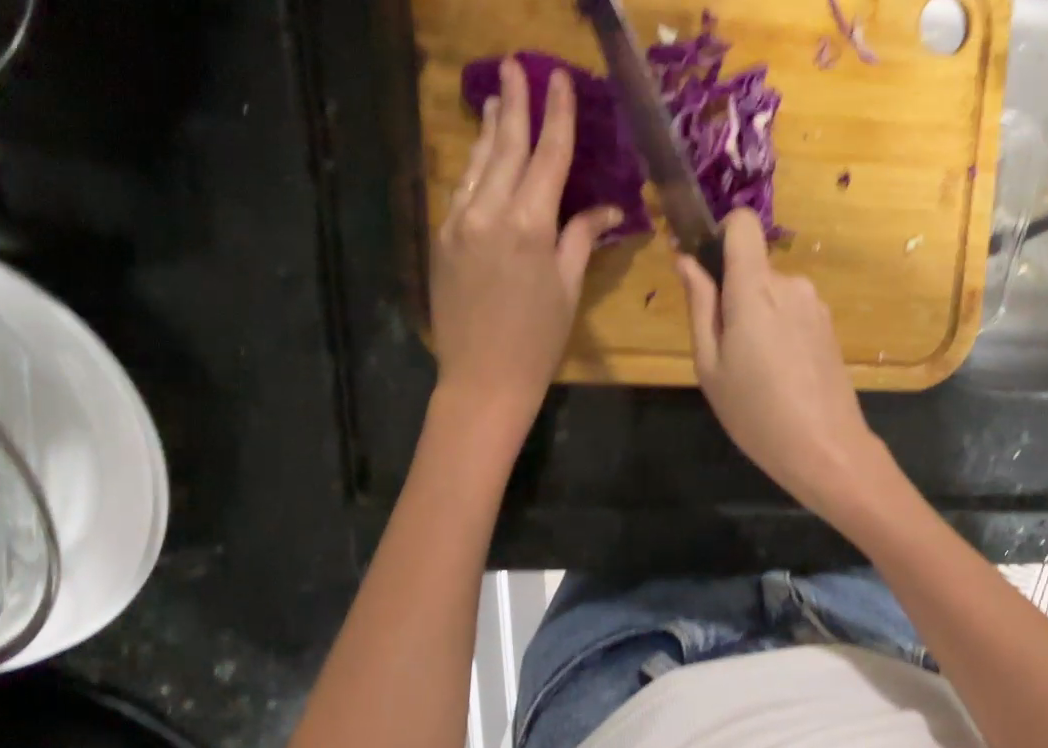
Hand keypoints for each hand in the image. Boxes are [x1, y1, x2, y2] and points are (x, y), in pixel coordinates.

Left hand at [431, 59, 622, 415]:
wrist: (482, 378)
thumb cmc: (538, 341)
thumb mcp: (567, 288)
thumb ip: (580, 239)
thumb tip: (605, 209)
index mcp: (529, 225)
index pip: (548, 157)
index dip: (558, 117)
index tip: (561, 81)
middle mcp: (489, 212)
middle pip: (506, 147)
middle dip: (516, 106)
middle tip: (519, 69)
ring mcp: (458, 222)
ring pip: (478, 165)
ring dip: (490, 131)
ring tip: (498, 102)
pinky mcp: (441, 237)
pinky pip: (462, 191)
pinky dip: (476, 169)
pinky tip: (482, 159)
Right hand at [677, 210, 889, 516]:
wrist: (826, 449)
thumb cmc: (756, 413)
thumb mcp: (711, 366)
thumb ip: (700, 306)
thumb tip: (686, 261)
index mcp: (755, 288)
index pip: (742, 223)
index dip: (720, 235)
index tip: (706, 270)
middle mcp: (790, 284)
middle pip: (754, 266)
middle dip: (735, 294)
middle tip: (726, 349)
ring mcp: (815, 305)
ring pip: (774, 293)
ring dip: (759, 317)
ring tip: (755, 370)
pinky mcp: (829, 327)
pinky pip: (793, 313)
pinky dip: (780, 332)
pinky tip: (780, 375)